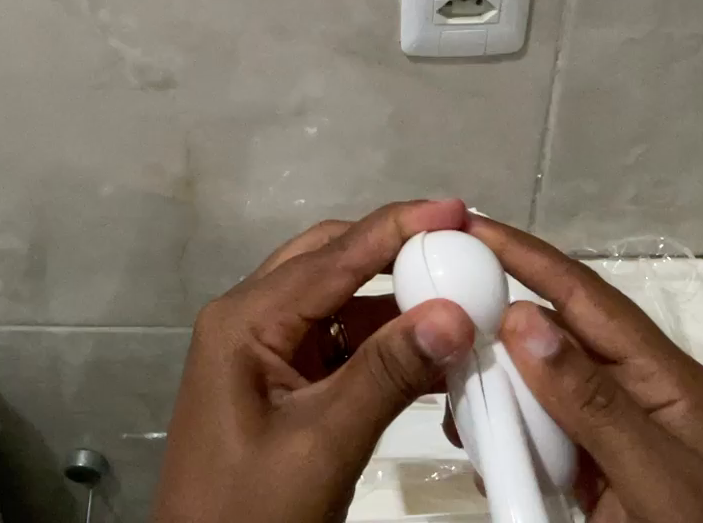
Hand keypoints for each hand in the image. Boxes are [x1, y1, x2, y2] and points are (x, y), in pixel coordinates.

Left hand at [153, 200, 476, 522]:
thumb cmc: (250, 512)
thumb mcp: (322, 445)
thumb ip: (387, 375)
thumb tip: (455, 313)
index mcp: (245, 318)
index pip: (332, 256)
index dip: (396, 227)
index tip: (455, 209)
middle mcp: (249, 315)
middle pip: (330, 260)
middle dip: (392, 251)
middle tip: (457, 247)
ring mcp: (262, 345)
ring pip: (335, 298)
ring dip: (391, 299)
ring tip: (455, 295)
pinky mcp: (278, 376)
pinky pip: (335, 338)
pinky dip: (379, 339)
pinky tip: (426, 348)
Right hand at [467, 216, 702, 522]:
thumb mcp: (666, 486)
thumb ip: (595, 404)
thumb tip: (520, 317)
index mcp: (665, 379)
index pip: (585, 295)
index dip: (525, 253)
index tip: (466, 224)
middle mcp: (635, 395)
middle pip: (552, 339)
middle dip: (494, 328)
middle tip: (433, 323)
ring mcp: (615, 438)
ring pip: (537, 390)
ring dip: (494, 393)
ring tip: (452, 403)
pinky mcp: (597, 477)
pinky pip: (539, 439)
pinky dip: (506, 439)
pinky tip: (481, 451)